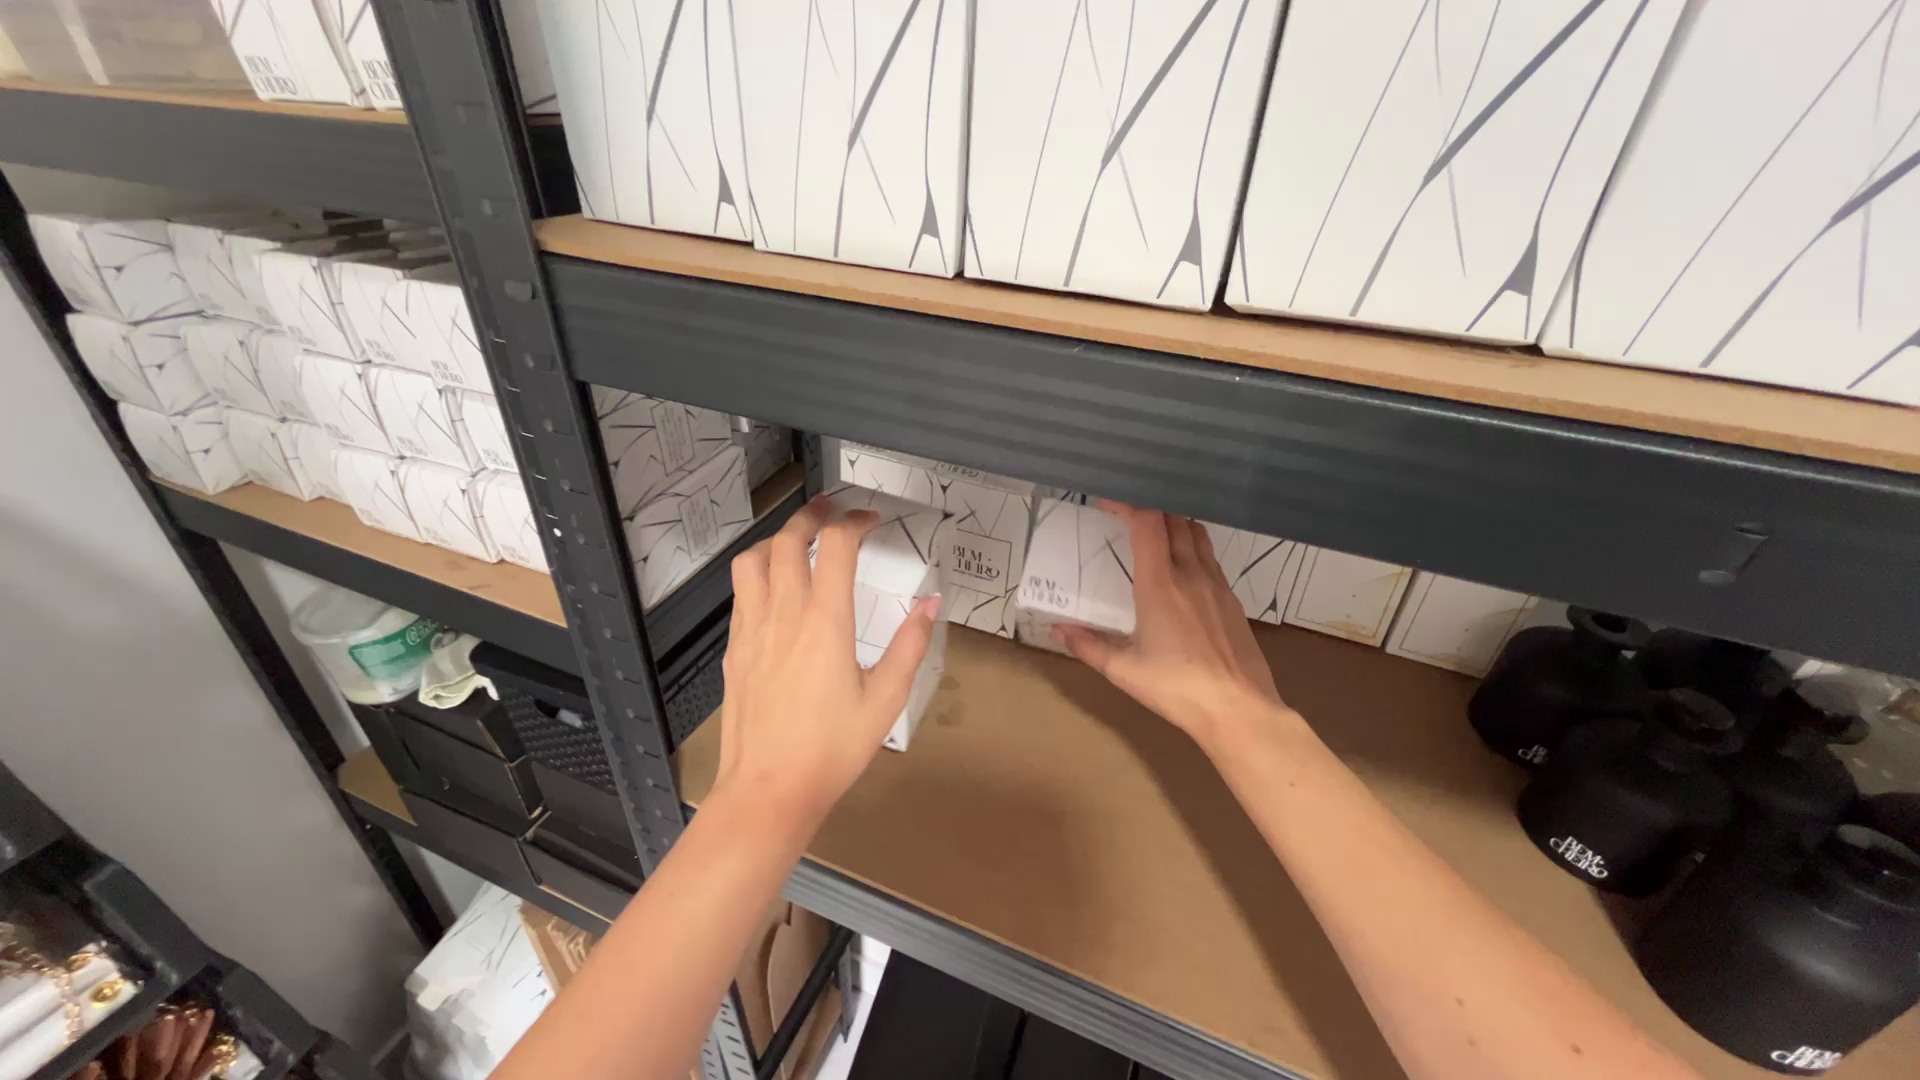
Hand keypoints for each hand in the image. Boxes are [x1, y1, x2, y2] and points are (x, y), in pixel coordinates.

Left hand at [713, 495, 941, 824]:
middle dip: (812, 514)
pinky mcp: (734, 649)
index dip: (856, 521)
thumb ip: (910, 645)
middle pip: (788, 539)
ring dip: (777, 540)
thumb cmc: (832, 749)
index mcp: (825, 622)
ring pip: (753, 560)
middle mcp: (783, 614)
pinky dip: (760, 573)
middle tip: (834, 509)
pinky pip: (742, 593)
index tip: (873, 521)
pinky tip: (777, 591)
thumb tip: (930, 604)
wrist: (768, 790)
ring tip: (799, 542)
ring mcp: (751, 629)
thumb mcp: (886, 700)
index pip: (836, 545)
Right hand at [1056, 501, 1286, 748]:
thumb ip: (1088, 646)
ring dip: (1175, 524)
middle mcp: (1191, 574)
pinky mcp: (1232, 600)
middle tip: (1127, 516)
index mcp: (1160, 584)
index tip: (1107, 502)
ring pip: (1197, 534)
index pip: (1148, 522)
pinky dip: (1193, 548)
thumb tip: (1058, 630)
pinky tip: (1181, 572)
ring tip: (1154, 535)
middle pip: (1175, 519)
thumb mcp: (1123, 670)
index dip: (1127, 503)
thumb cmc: (1176, 688)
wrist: (1238, 709)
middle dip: (1150, 508)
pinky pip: (1211, 558)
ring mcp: (1217, 585)